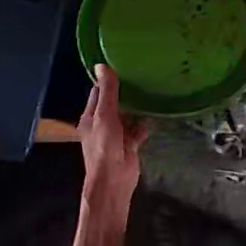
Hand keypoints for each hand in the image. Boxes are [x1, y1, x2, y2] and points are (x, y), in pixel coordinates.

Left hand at [78, 65, 144, 210]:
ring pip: (126, 116)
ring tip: (151, 91)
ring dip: (136, 108)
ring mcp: (115, 135)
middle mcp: (101, 124)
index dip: (108, 81)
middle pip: (113, 103)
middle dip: (125, 93)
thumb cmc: (105, 146)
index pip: (98, 92)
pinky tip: (154, 115)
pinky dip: (144, 125)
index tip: (123, 67)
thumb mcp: (105, 115)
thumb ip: (107, 92)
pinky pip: (137, 131)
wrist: (114, 181)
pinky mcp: (129, 145)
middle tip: (142, 76)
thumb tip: (101, 65)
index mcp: (90, 116)